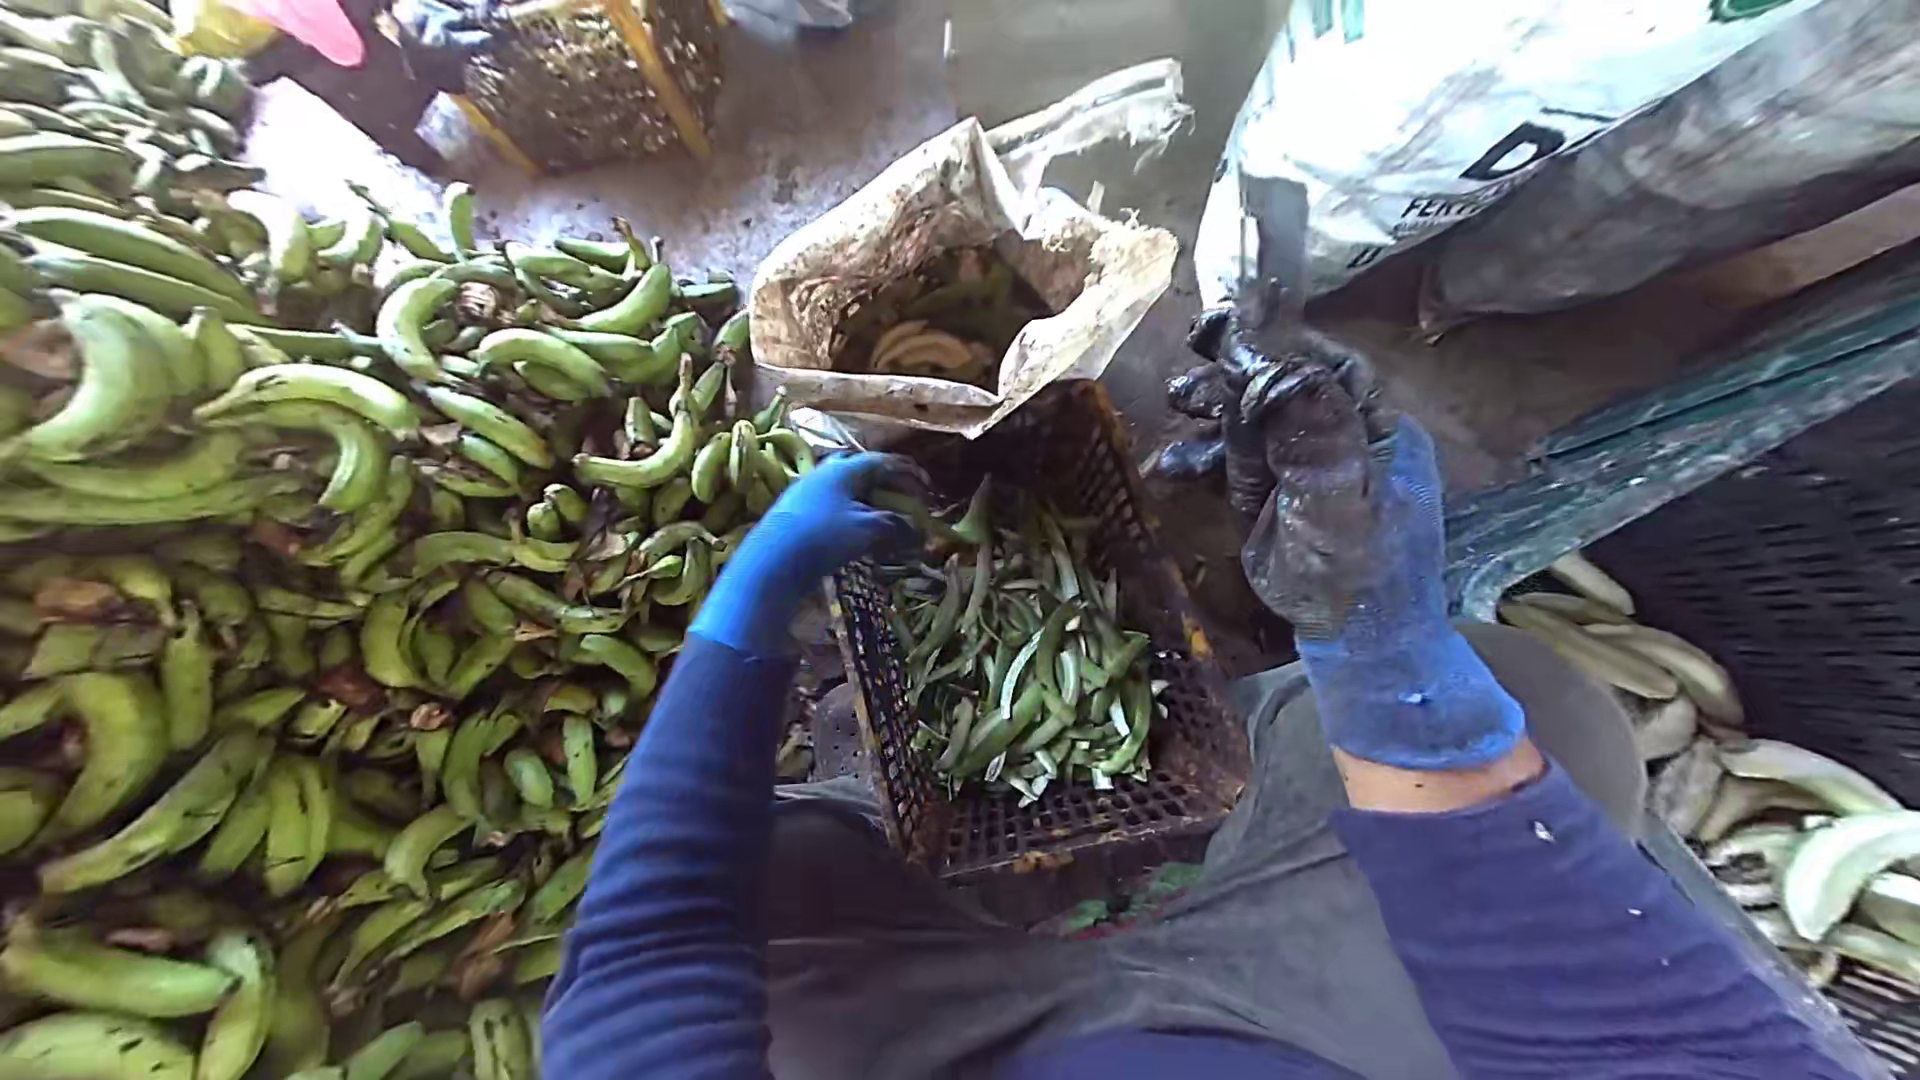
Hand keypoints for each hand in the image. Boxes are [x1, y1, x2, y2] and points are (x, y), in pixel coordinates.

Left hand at [689, 452, 918, 655]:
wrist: (769, 564)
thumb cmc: (823, 537)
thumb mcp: (868, 530)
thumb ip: (897, 527)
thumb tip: (919, 533)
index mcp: (842, 470)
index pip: (881, 462)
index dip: (907, 472)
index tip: (925, 484)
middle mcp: (822, 475)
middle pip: (860, 472)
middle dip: (884, 483)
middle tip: (902, 496)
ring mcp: (805, 495)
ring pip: (844, 492)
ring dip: (867, 502)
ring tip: (881, 517)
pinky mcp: (795, 517)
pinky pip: (831, 509)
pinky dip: (850, 517)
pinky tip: (854, 534)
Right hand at [1194, 310, 1522, 769]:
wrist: (1349, 633)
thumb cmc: (1356, 575)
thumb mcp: (1339, 509)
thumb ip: (1314, 442)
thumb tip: (1284, 368)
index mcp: (1369, 429)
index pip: (1324, 366)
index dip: (1280, 340)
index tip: (1234, 320)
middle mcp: (1332, 434)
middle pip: (1279, 384)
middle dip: (1234, 369)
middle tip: (1192, 350)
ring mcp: (1295, 462)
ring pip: (1248, 418)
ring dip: (1209, 408)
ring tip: (1175, 401)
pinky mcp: (1266, 488)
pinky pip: (1228, 459)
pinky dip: (1197, 458)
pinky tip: (1166, 466)